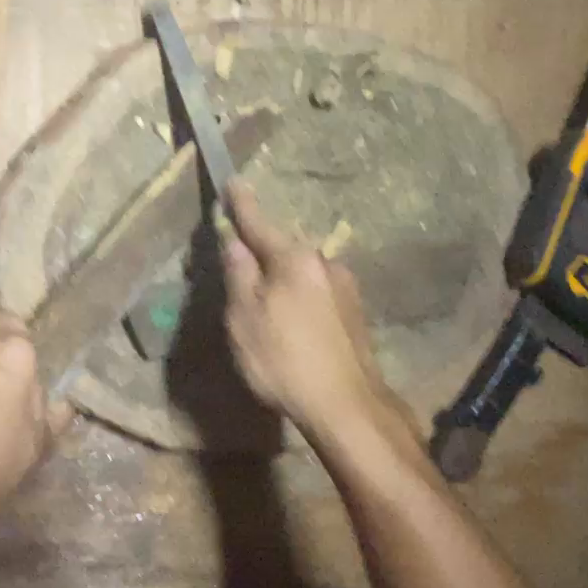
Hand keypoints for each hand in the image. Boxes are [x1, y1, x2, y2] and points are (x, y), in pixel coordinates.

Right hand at [220, 181, 398, 439]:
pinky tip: (291, 326)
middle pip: (282, 249)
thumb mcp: (244, 318)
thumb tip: (235, 242)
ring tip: (264, 308)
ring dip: (281, 280)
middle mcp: (325, 264)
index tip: (232, 182)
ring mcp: (345, 288)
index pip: (259, 224)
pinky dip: (298, 299)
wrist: (347, 406)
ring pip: (301, 273)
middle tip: (236, 269)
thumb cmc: (283, 360)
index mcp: (294, 259)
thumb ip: (238, 275)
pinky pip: (316, 292)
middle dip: (260, 253)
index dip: (242, 205)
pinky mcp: (355, 314)